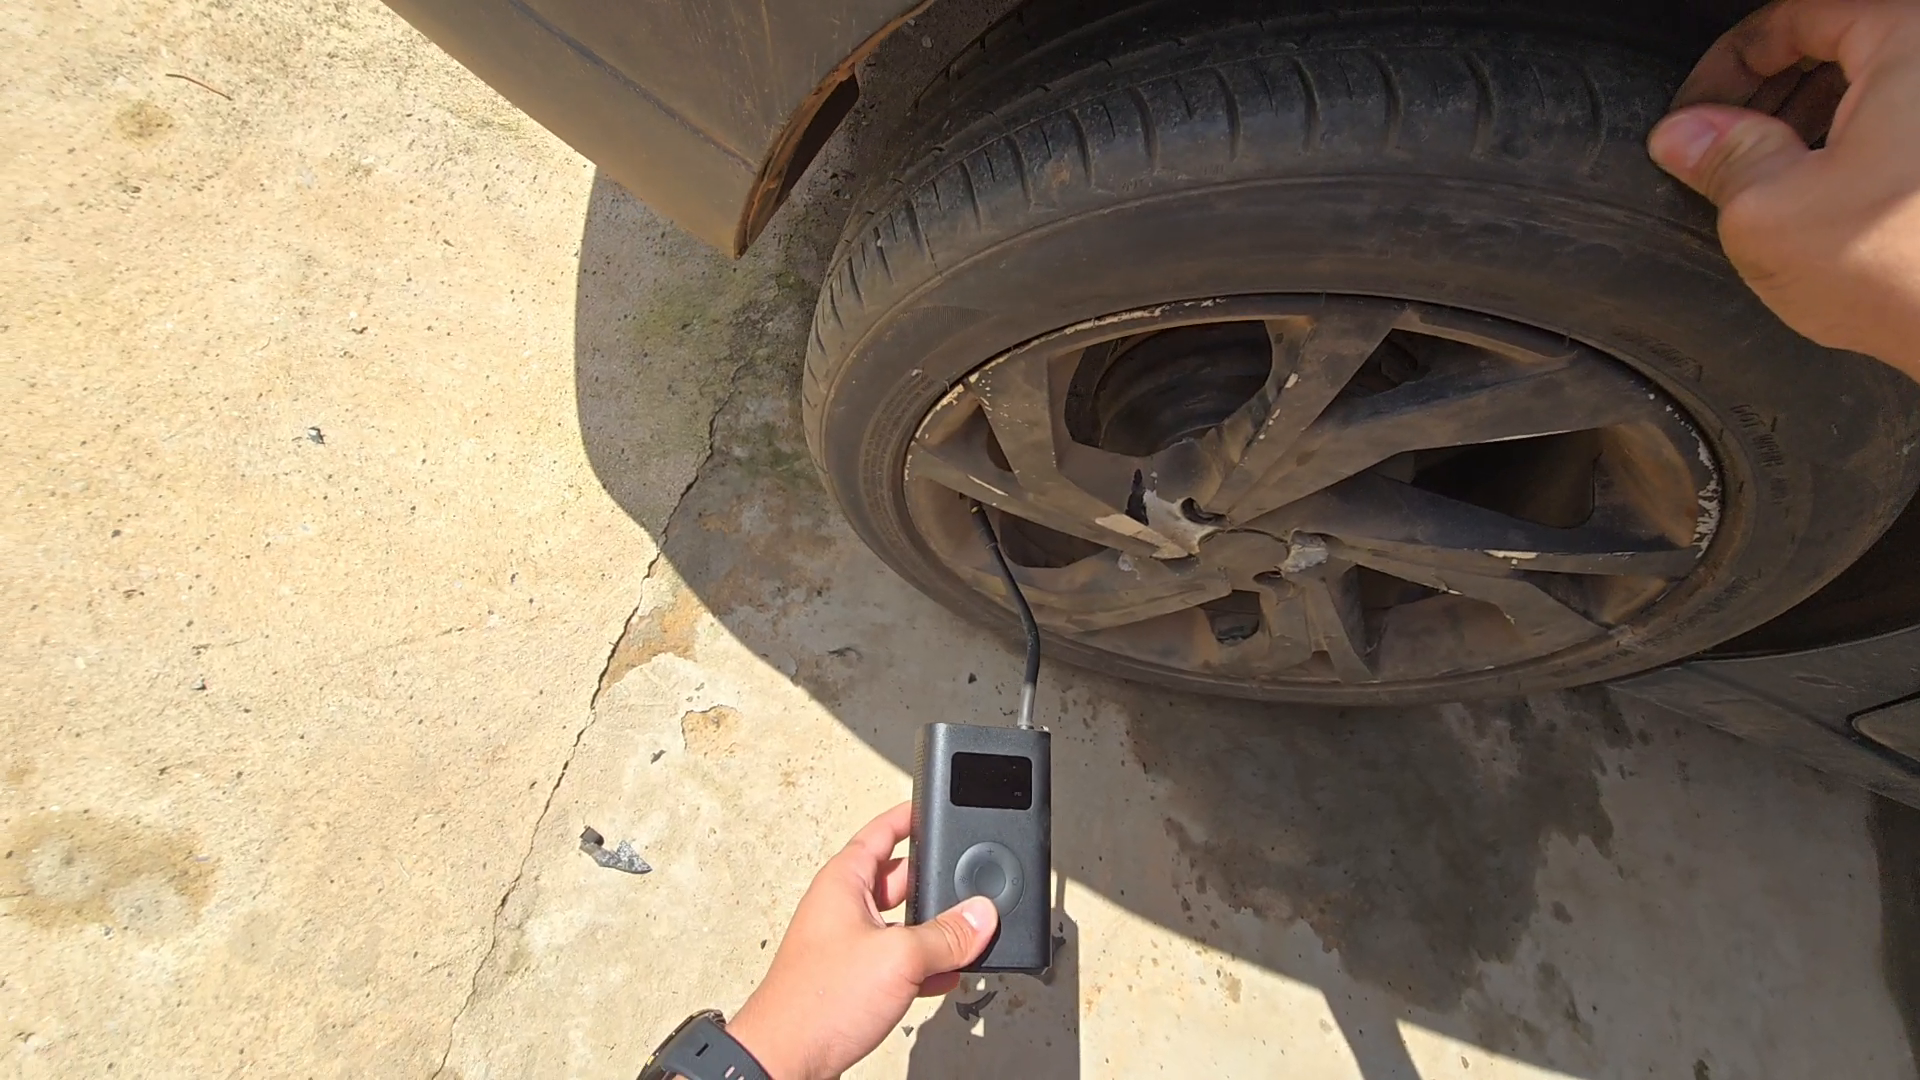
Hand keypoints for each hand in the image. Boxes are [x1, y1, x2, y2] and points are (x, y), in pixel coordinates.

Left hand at [727, 803, 998, 1079]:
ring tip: (963, 936)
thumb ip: (946, 935)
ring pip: (901, 921)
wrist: (784, 1065)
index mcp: (845, 880)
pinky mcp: (853, 978)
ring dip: (931, 930)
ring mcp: (848, 942)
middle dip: (933, 882)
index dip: (909, 816)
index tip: (934, 806)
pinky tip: (944, 974)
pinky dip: (922, 963)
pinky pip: (897, 958)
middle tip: (967, 883)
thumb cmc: (815, 1002)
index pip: (882, 831)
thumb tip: (980, 915)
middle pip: (899, 878)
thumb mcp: (897, 958)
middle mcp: (844, 905)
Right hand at [1646, 0, 1919, 381]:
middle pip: (1842, 33)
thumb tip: (1681, 132)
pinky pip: (1906, 110)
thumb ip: (1720, 156)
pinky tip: (1825, 183)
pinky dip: (1857, 132)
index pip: (1797, 14)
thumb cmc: (1904, 262)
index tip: (1689, 120)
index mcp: (1917, 37)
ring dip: (1809, 112)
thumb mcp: (1767, 209)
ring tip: (1766, 171)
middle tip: (1714, 147)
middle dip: (1764, 89)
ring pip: (1880, 70)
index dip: (1723, 68)